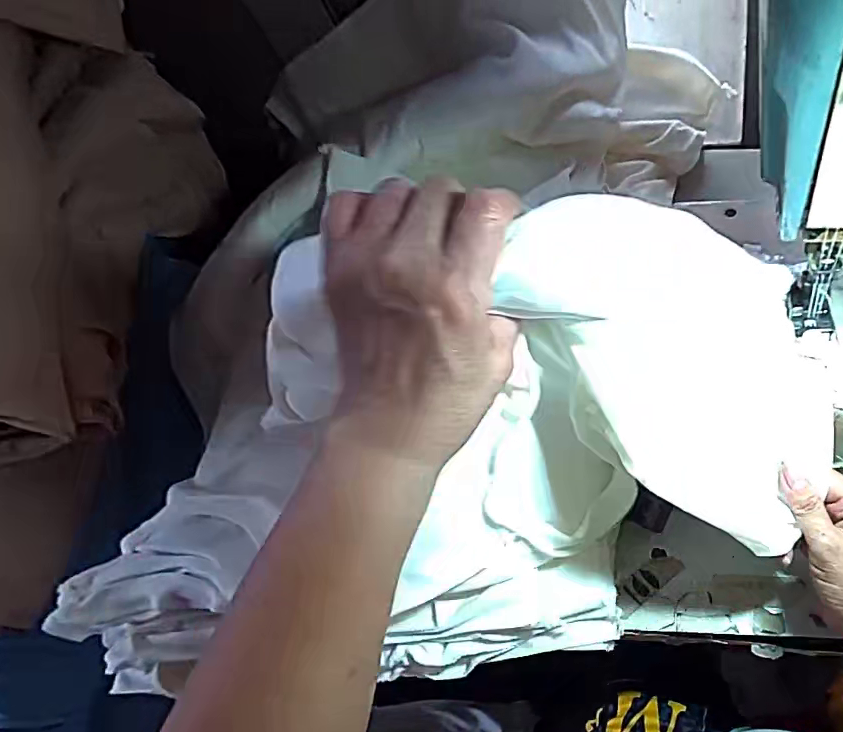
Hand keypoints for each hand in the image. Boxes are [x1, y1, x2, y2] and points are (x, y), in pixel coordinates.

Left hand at [320, 177, 521, 467]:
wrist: (387, 430)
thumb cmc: (450, 404)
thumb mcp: (499, 362)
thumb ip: (503, 310)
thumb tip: (497, 279)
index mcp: (458, 290)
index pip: (484, 208)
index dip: (503, 205)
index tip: (506, 219)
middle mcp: (410, 263)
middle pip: (441, 189)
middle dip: (462, 205)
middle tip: (464, 232)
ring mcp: (366, 260)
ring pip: (397, 191)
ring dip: (418, 206)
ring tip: (424, 233)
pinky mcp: (335, 266)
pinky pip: (348, 205)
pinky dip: (370, 210)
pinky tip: (385, 233)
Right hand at [779, 466, 842, 637]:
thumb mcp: (829, 547)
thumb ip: (808, 510)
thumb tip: (793, 477)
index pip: (822, 476)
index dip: (796, 477)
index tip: (772, 481)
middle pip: (809, 491)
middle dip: (789, 505)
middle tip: (777, 516)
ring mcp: (835, 525)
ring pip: (800, 510)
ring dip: (787, 525)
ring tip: (786, 540)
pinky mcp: (823, 539)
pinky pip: (799, 528)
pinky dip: (789, 539)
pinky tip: (789, 551)